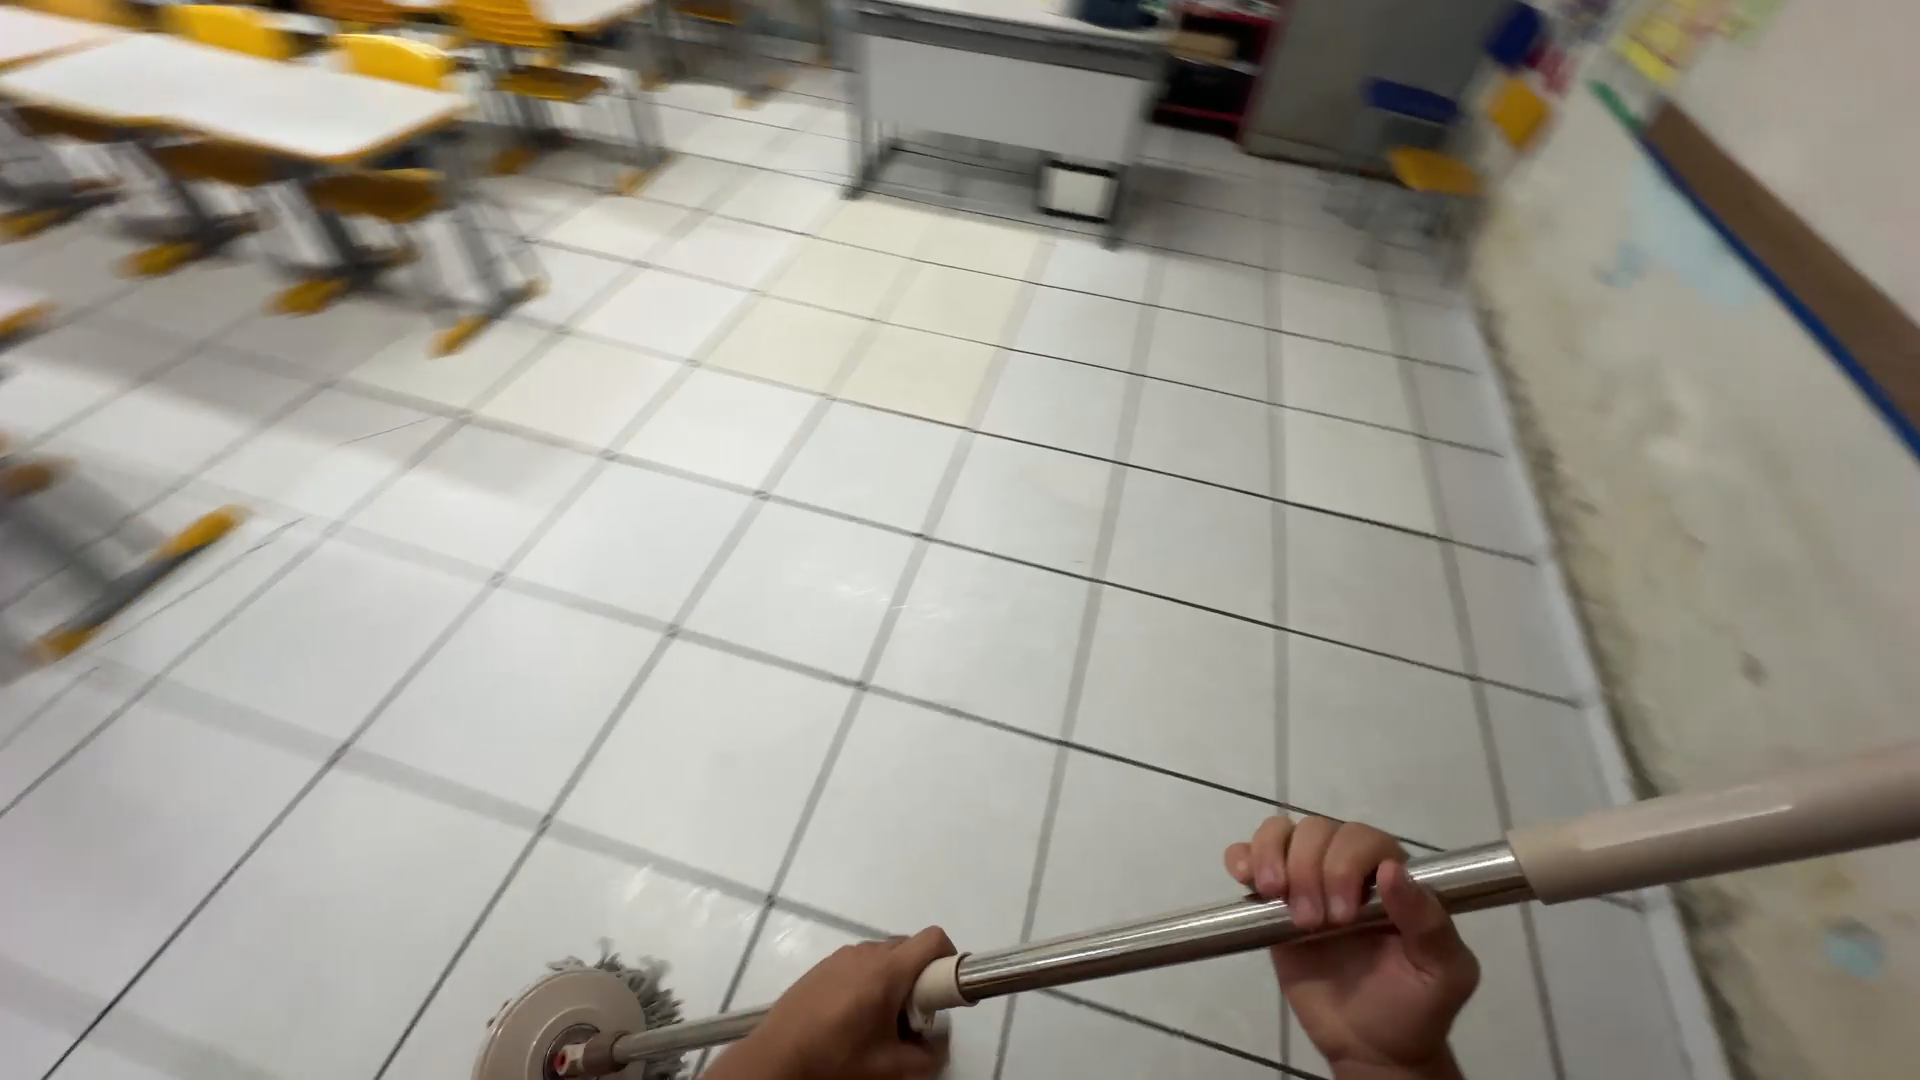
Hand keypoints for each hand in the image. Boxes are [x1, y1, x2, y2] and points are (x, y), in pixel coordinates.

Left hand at [708, 926, 956, 1079]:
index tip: (946, 994)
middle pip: (910, 949)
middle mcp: (867, 951)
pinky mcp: (824, 965)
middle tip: (911, 1020)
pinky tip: (853, 1018)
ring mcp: (842, 955)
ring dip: (894, 982)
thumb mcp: (890, 1069)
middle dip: (921, 979)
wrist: (776, 1060)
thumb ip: (929, 1055)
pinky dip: (869, 982)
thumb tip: (940, 1041)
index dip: (950, 960)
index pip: (934, 940)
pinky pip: (861, 963)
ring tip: (879, 1023)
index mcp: (887, 970)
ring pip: (885, 956)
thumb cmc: (836, 1060)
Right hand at [1225, 817, 1477, 1079]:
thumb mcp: (1443, 973)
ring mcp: (1304, 876)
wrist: (1369, 1047)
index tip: (1342, 915)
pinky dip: (1241, 857)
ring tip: (1275, 897)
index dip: (1345, 864)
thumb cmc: (1412, 1007)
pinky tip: (1246, 881)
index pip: (1362, 839)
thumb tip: (1393, 870)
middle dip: (1307, 871)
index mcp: (1389, 875)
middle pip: (1315, 830)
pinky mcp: (1270, 897)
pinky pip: (1245, 854)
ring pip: (1279, 832)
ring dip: (1271, 857)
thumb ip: (1429, 923)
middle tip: (1312, 923)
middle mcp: (1344, 865)